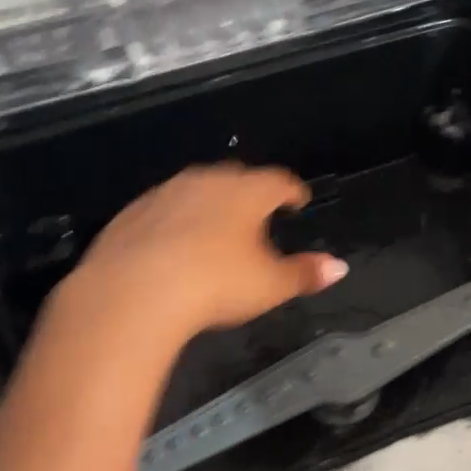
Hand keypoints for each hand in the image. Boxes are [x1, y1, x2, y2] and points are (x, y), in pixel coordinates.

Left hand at [56, 164, 346, 338]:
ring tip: (218, 230)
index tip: (298, 200)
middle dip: (249, 194)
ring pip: (195, 191)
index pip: (278, 181)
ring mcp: (164, 194)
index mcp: (246, 193)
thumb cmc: (216, 284)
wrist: (134, 291)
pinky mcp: (131, 215)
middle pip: (235, 179)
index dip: (291, 190)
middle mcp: (205, 181)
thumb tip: (339, 266)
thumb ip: (304, 273)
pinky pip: (163, 211)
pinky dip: (175, 223)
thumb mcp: (270, 285)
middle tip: (259, 214)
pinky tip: (175, 248)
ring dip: (209, 206)